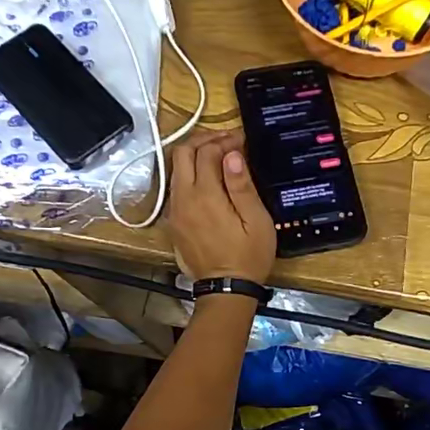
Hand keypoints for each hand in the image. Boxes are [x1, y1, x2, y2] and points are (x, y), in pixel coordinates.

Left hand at [168, 129, 275, 283]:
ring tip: (218, 157)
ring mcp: (174, 210)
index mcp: (205, 195)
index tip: (241, 141)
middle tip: (226, 142)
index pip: (207, 152)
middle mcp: (183, 198)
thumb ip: (242, 185)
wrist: (226, 289)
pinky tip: (208, 180)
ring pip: (175, 169)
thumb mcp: (256, 220)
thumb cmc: (248, 256)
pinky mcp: (173, 222)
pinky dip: (189, 175)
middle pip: (182, 153)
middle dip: (203, 140)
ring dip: (194, 156)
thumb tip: (232, 155)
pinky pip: (176, 187)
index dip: (224, 140)